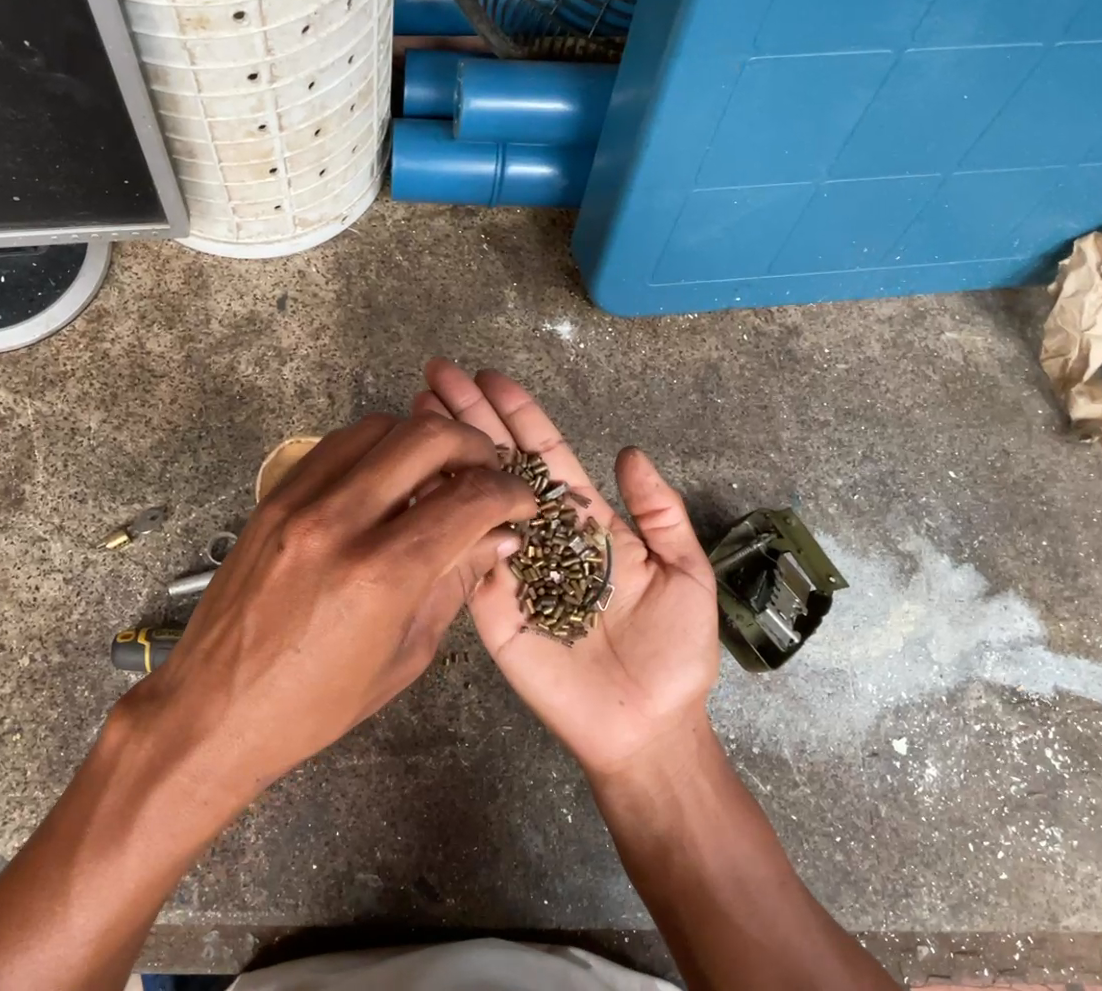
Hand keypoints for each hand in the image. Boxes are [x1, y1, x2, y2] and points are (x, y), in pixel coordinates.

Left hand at [118, 412, 537, 796]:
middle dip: (473, 446)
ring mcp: (297, 502)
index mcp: (381, 574)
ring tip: (438, 471)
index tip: (521, 501)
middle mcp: (339, 522)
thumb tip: (496, 538)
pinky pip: (333, 446)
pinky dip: (373, 448)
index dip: (510, 493)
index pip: (468, 500)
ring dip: (421, 439)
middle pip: (426, 438)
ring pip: (377, 428)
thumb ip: (453, 583)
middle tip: (488, 472)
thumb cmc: (315, 704)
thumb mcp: (404, 656)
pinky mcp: (271, 498)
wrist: (215, 709)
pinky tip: (386, 477)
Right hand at [416, 359, 719, 776]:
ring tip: (415, 413)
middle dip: (469, 420)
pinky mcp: (489, 609)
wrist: (649, 726)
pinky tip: (415, 483)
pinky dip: (437, 521)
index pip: (546, 456)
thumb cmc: (675, 653)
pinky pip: (461, 560)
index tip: (489, 377)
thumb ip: (660, 513)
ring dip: (444, 457)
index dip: (519, 415)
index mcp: (586, 523)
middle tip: (435, 375)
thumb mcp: (685, 574)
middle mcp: (541, 537)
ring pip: (471, 504)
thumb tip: (629, 451)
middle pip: (499, 466)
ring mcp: (510, 570)